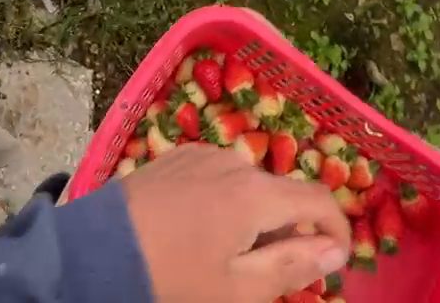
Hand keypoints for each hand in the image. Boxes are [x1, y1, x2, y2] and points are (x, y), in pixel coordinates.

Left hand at [120, 144, 350, 301]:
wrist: (100, 248)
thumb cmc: (174, 277)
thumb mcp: (237, 287)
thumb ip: (292, 266)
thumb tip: (335, 251)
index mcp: (256, 193)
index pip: (318, 199)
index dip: (338, 229)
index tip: (338, 261)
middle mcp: (236, 161)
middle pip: (283, 192)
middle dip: (290, 230)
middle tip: (270, 272)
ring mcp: (205, 152)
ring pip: (252, 183)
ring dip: (258, 215)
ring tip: (229, 255)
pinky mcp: (180, 153)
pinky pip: (221, 173)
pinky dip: (229, 199)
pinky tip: (203, 230)